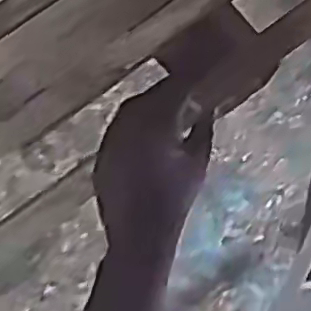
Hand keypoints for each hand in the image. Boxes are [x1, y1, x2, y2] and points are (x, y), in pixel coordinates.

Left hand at [94, 76, 213, 259]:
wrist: (140, 234)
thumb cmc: (177, 195)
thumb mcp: (199, 157)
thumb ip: (202, 127)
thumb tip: (207, 107)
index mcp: (156, 124)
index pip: (173, 90)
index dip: (188, 81)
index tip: (200, 75)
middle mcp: (129, 127)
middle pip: (149, 97)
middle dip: (168, 91)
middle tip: (187, 92)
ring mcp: (111, 143)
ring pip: (130, 110)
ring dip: (149, 105)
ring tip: (169, 110)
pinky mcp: (102, 157)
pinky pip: (119, 129)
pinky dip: (135, 123)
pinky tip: (149, 133)